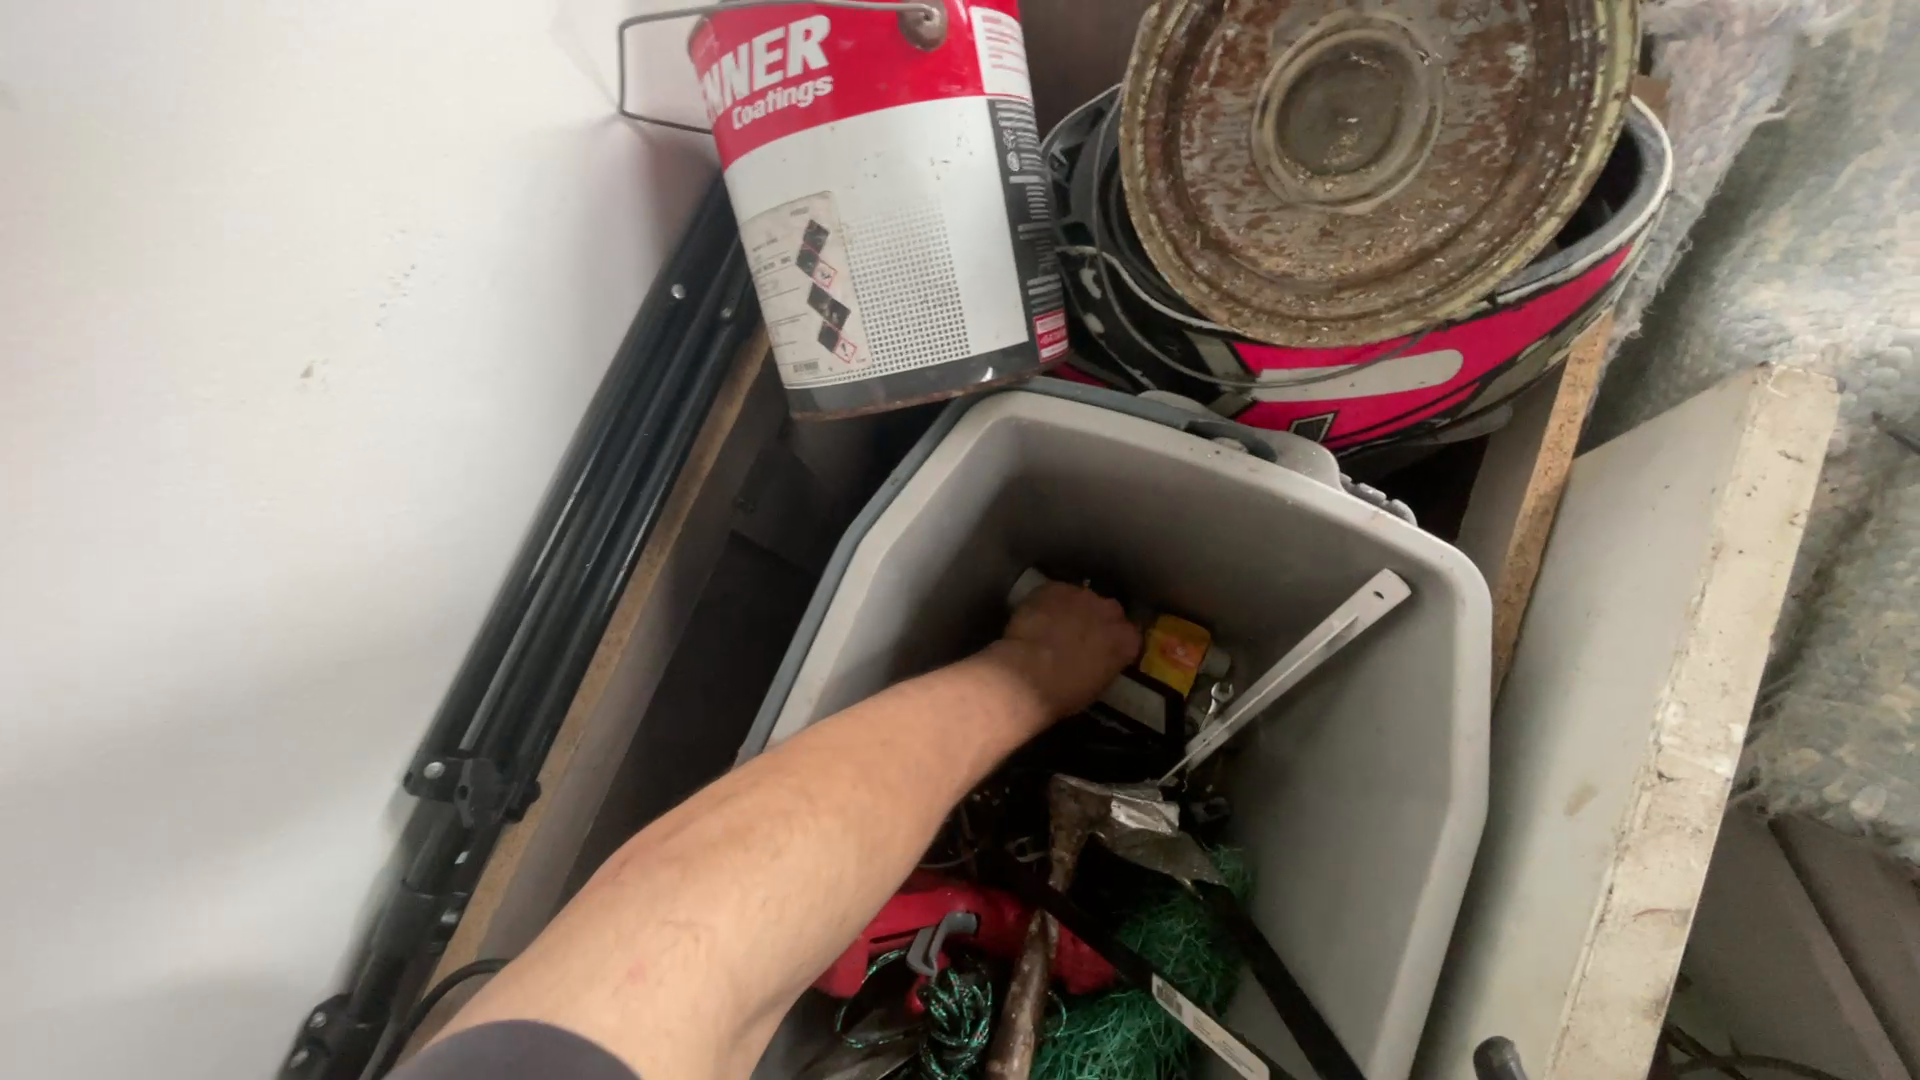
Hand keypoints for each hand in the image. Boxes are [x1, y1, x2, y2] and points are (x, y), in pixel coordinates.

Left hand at [986, 582, 1140, 721]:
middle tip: (1078, 636)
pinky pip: (1055, 592)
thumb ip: (1105, 663)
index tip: (1103, 649)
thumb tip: (1097, 659)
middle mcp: (1110, 612)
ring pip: (1081, 599)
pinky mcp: (1054, 588)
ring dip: (1072, 610)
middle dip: (1097, 621)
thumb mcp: (1097, 686)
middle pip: (1109, 611)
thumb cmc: (1064, 692)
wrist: (1028, 675)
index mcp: (1126, 640)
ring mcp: (1082, 596)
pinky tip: (1037, 616)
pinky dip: (1049, 602)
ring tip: (1054, 626)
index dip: (1114, 641)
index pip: (1129, 635)